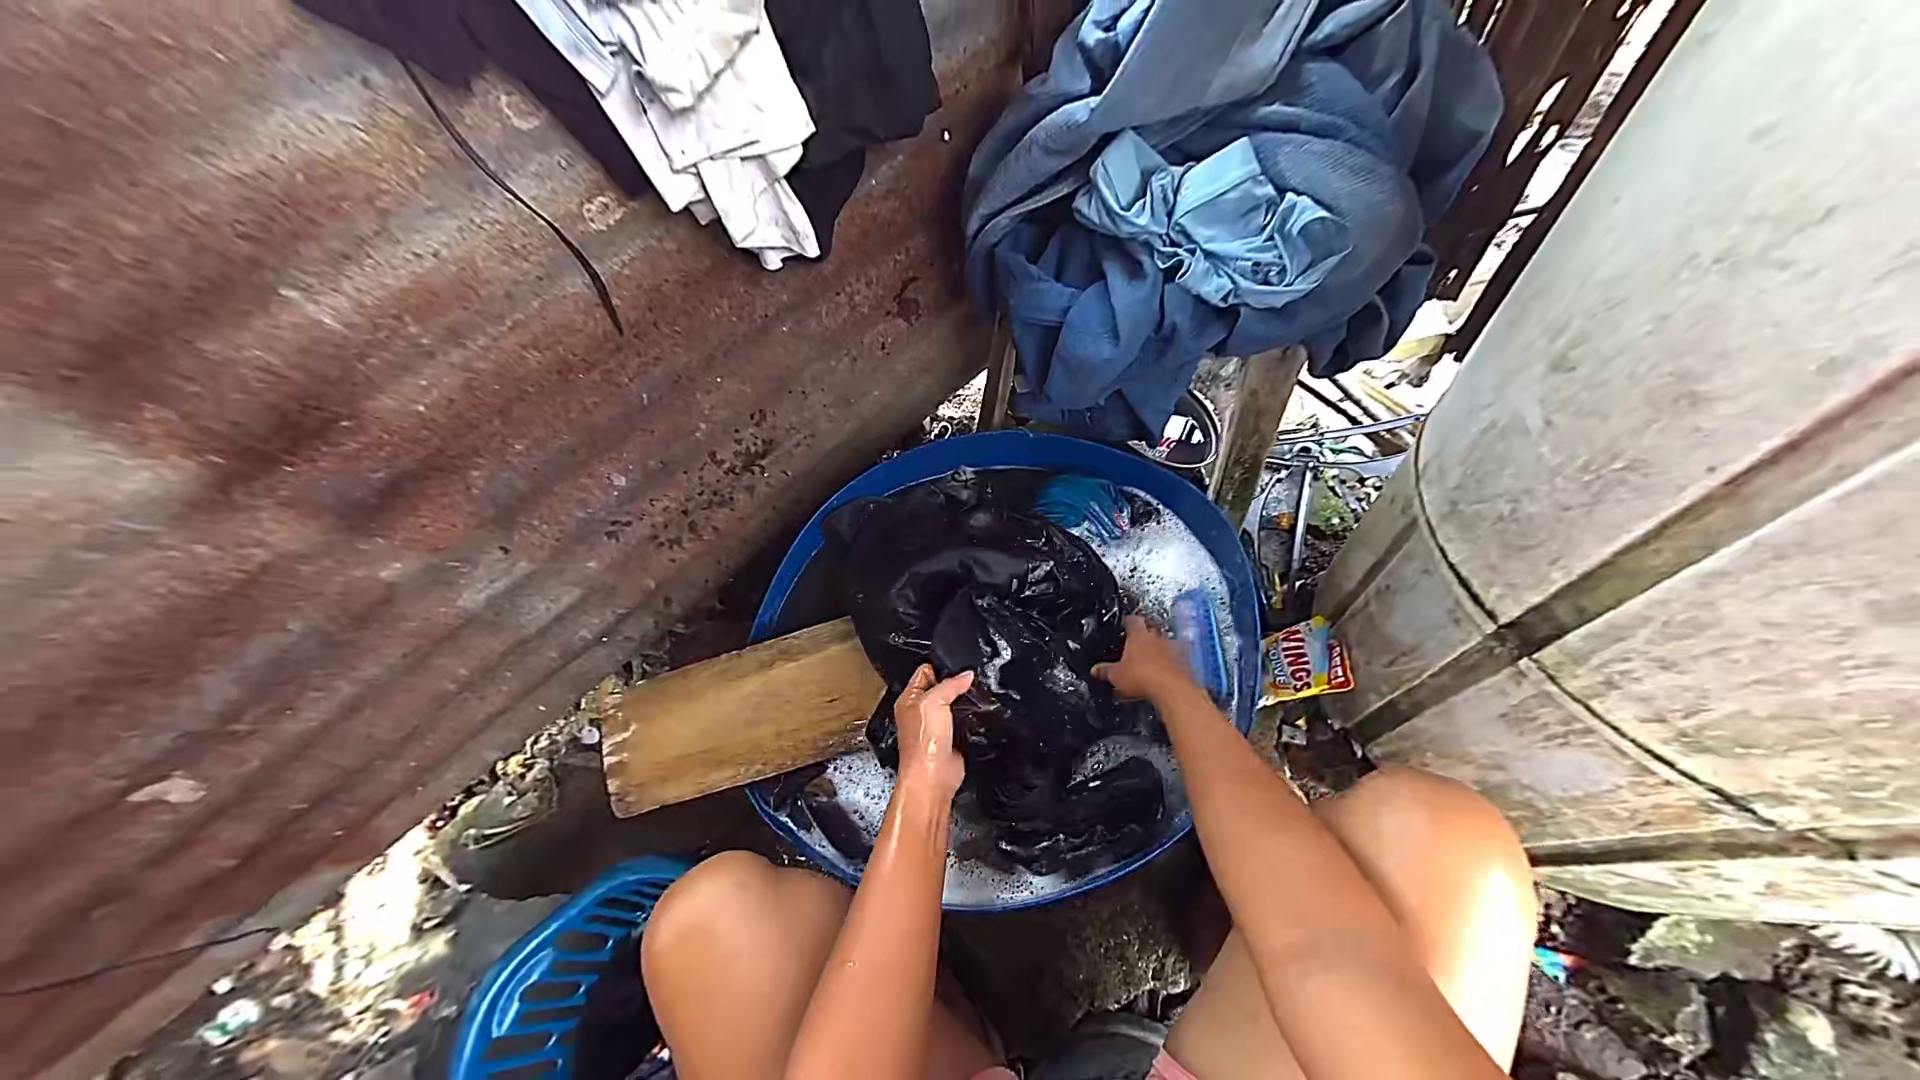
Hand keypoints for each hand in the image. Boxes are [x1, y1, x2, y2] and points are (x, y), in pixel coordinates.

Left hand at [893, 665, 972, 797]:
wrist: (933, 776)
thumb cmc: (922, 744)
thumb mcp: (934, 702)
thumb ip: (950, 684)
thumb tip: (966, 675)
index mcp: (908, 699)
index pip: (924, 671)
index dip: (940, 669)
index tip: (956, 670)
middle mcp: (920, 711)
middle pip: (942, 687)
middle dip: (955, 686)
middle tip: (965, 686)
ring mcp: (936, 725)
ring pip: (954, 703)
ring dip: (963, 703)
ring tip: (969, 703)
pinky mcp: (950, 738)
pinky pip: (963, 720)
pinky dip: (970, 719)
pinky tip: (973, 718)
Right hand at [1093, 615, 1198, 702]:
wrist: (1172, 689)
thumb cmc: (1144, 677)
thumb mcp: (1116, 675)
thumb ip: (1105, 670)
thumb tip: (1096, 670)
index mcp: (1138, 635)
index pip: (1132, 620)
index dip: (1129, 621)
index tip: (1126, 623)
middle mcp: (1157, 637)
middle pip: (1151, 629)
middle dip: (1146, 635)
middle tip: (1139, 643)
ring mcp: (1174, 648)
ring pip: (1166, 643)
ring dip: (1161, 649)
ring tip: (1153, 661)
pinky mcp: (1186, 661)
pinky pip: (1178, 658)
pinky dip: (1172, 663)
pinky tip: (1166, 674)